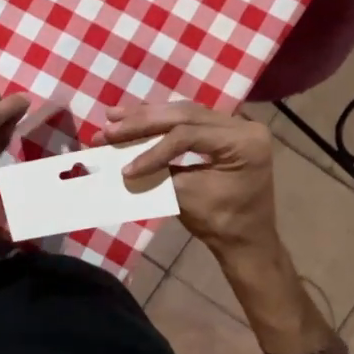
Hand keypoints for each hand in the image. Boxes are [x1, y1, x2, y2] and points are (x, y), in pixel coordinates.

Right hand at [103, 102, 277, 254]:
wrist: (245, 241)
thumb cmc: (221, 223)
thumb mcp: (187, 197)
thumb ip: (157, 172)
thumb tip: (120, 161)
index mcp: (243, 142)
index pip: (188, 135)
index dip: (152, 150)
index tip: (125, 169)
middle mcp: (241, 126)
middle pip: (184, 115)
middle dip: (142, 121)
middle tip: (109, 127)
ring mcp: (233, 126)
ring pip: (182, 113)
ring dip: (146, 116)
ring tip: (113, 117)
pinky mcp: (222, 131)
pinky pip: (187, 120)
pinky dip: (159, 121)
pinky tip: (133, 119)